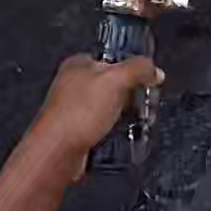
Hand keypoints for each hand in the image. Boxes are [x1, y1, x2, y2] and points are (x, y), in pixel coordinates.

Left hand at [23, 54, 162, 160]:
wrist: (57, 153)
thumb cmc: (75, 115)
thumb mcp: (115, 80)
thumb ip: (138, 69)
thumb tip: (154, 70)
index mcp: (79, 64)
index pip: (114, 58)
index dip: (133, 68)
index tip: (147, 78)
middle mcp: (75, 83)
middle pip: (115, 83)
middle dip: (132, 94)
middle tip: (142, 102)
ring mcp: (76, 107)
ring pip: (111, 105)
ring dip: (126, 113)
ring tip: (135, 119)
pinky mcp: (79, 128)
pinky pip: (105, 124)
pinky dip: (115, 128)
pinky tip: (119, 132)